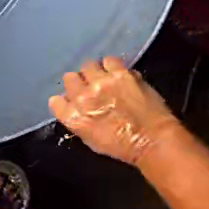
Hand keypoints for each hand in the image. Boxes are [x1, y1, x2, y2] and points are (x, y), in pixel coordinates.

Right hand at [48, 57, 186, 165]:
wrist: (153, 141)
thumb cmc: (121, 147)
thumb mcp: (90, 139)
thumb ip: (77, 120)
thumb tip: (76, 105)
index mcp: (72, 117)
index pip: (55, 100)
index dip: (66, 100)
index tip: (75, 103)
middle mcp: (82, 96)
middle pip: (69, 78)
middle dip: (79, 83)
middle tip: (91, 89)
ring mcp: (101, 82)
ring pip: (87, 65)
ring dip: (94, 72)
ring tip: (104, 78)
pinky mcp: (120, 73)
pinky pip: (109, 61)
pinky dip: (111, 66)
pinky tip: (118, 74)